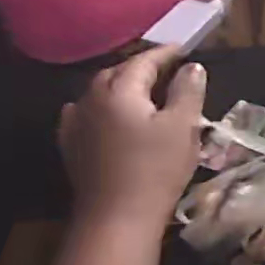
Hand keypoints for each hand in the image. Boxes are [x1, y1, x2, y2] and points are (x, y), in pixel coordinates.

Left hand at [59, 46, 206, 227]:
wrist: (117, 214)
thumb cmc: (156, 167)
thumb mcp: (183, 126)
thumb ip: (187, 91)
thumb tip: (192, 67)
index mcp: (119, 91)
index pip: (143, 61)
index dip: (165, 53)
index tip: (184, 50)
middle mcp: (91, 99)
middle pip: (117, 72)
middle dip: (142, 66)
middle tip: (167, 67)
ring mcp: (77, 122)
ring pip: (100, 91)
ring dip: (123, 85)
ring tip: (144, 88)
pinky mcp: (73, 144)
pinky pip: (87, 112)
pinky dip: (104, 105)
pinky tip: (109, 112)